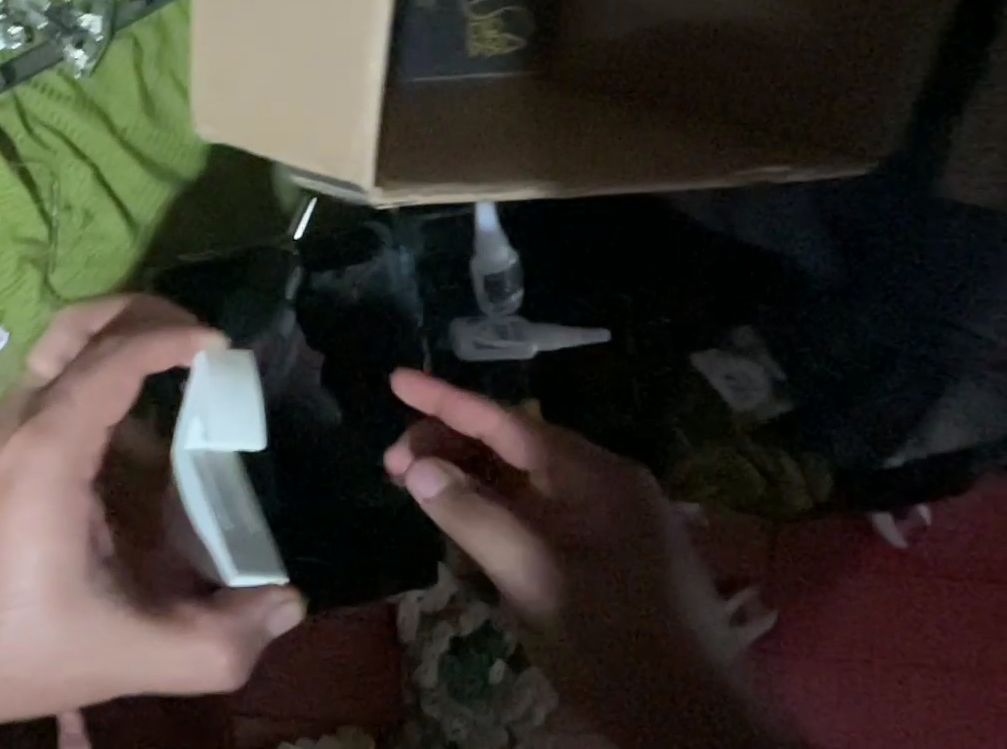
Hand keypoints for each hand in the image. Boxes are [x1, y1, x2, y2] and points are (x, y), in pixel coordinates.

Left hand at [0, 294, 305, 739]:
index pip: (113, 357)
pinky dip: (92, 403)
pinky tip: (127, 472)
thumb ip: (216, 642)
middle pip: (75, 328)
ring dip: (118, 365)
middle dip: (138, 315)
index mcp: (47, 446)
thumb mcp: (122, 655)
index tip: (220, 343)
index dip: (169, 337)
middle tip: (194, 335)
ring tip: (178, 418)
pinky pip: (45, 399)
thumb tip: (290, 603)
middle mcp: (15, 419)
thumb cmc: (10, 646)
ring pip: (57, 360)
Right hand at [383, 370, 791, 748]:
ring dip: (462, 483)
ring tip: (415, 494)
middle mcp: (600, 486)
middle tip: (392, 468)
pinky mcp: (597, 554)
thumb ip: (471, 516)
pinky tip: (458, 533)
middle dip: (446, 450)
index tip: (395, 381)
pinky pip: (528, 514)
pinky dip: (487, 514)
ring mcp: (602, 521)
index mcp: (596, 478)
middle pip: (506, 447)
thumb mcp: (534, 580)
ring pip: (514, 481)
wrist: (703, 735)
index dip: (444, 400)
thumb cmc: (620, 649)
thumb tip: (415, 467)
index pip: (505, 423)